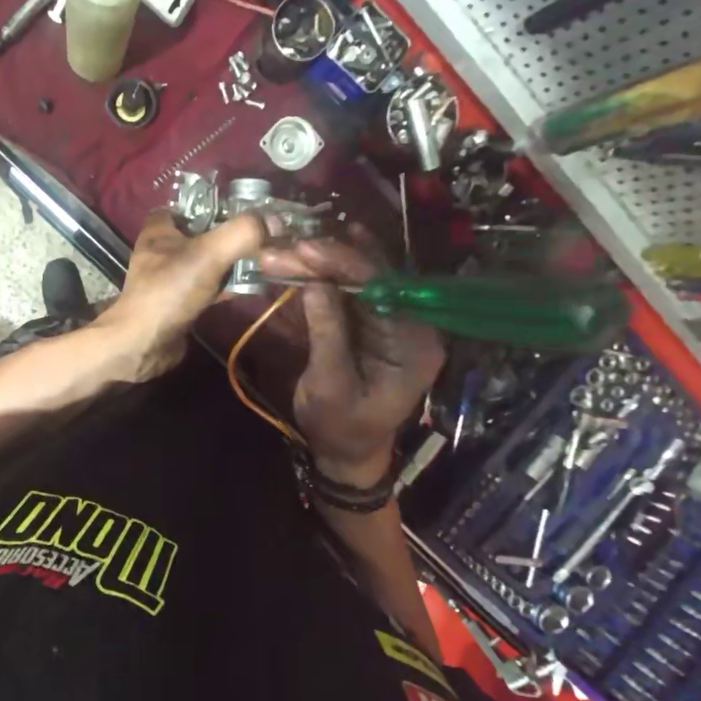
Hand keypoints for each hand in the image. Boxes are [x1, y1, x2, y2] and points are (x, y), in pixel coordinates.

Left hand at [93, 210, 264, 381]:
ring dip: (235, 263)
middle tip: (263, 241)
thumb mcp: (208, 254)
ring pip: (210, 262)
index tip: (243, 215)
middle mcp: (164, 250)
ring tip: (265, 262)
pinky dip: (228, 286)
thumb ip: (242, 233)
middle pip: (205, 235)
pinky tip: (251, 287)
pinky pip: (210, 287)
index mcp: (161, 229)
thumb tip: (275, 221)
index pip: (189, 206)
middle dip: (233, 238)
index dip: (216, 207)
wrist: (143, 344)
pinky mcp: (180, 303)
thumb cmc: (169, 290)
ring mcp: (172, 278)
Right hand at [259, 234, 444, 486]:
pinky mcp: (375, 321)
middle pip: (373, 277)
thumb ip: (327, 332)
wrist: (348, 452)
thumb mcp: (331, 386)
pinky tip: (319, 248)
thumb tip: (314, 282)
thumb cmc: (343, 428)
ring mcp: (394, 321)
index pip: (383, 290)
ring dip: (323, 263)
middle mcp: (412, 324)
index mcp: (414, 344)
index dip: (345, 264)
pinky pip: (355, 289)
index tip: (305, 249)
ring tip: (288, 249)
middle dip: (327, 260)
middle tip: (286, 248)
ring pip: (361, 278)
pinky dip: (333, 271)